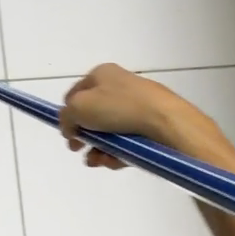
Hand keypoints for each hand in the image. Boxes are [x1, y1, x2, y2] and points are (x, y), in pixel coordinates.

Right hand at [59, 64, 234, 171]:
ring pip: (110, 130)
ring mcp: (138, 105)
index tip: (68, 134)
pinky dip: (119, 152)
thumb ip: (66, 116)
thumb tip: (70, 127)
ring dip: (100, 148)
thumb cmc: (119, 108)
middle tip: (80, 149)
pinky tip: (115, 161)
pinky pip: (129, 139)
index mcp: (102, 74)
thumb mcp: (78, 108)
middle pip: (93, 114)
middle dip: (85, 135)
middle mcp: (120, 85)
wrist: (168, 123)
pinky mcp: (153, 124)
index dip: (68, 114)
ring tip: (99, 161)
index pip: (75, 93)